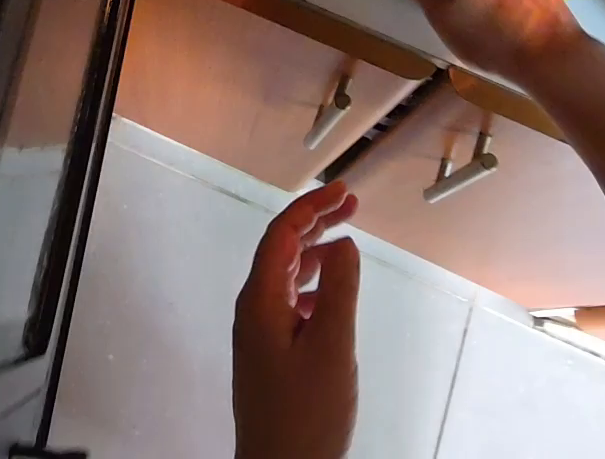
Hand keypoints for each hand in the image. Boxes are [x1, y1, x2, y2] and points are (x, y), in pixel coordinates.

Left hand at [233, 181, 361, 458]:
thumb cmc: (305, 413)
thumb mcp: (332, 347)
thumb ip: (340, 290)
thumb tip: (344, 243)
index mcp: (260, 299)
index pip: (281, 235)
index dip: (311, 207)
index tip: (342, 191)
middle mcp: (253, 308)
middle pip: (282, 248)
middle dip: (315, 221)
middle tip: (350, 203)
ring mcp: (259, 330)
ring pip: (286, 273)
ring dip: (316, 251)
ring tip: (347, 238)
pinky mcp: (269, 350)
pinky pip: (289, 299)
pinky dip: (312, 283)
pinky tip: (332, 291)